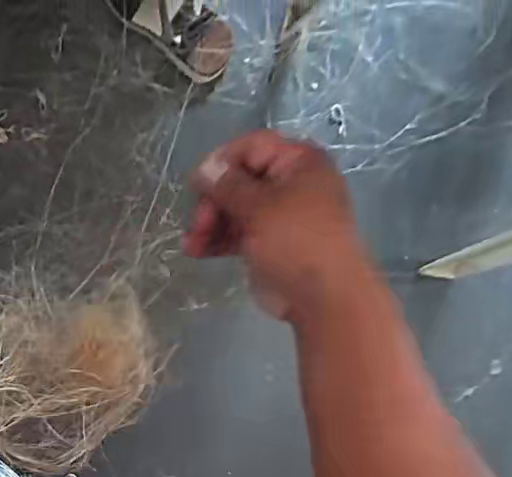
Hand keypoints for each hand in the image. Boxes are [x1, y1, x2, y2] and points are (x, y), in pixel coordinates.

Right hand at [184, 131, 377, 322]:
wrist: (320, 294)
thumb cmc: (296, 241)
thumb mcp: (260, 208)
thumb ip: (229, 186)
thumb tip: (205, 167)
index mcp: (297, 162)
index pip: (252, 147)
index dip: (221, 163)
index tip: (195, 186)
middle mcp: (288, 184)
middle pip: (238, 181)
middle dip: (212, 202)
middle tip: (197, 226)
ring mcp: (277, 215)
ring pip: (234, 210)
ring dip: (209, 224)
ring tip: (191, 245)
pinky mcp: (266, 243)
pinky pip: (236, 234)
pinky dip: (217, 240)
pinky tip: (196, 251)